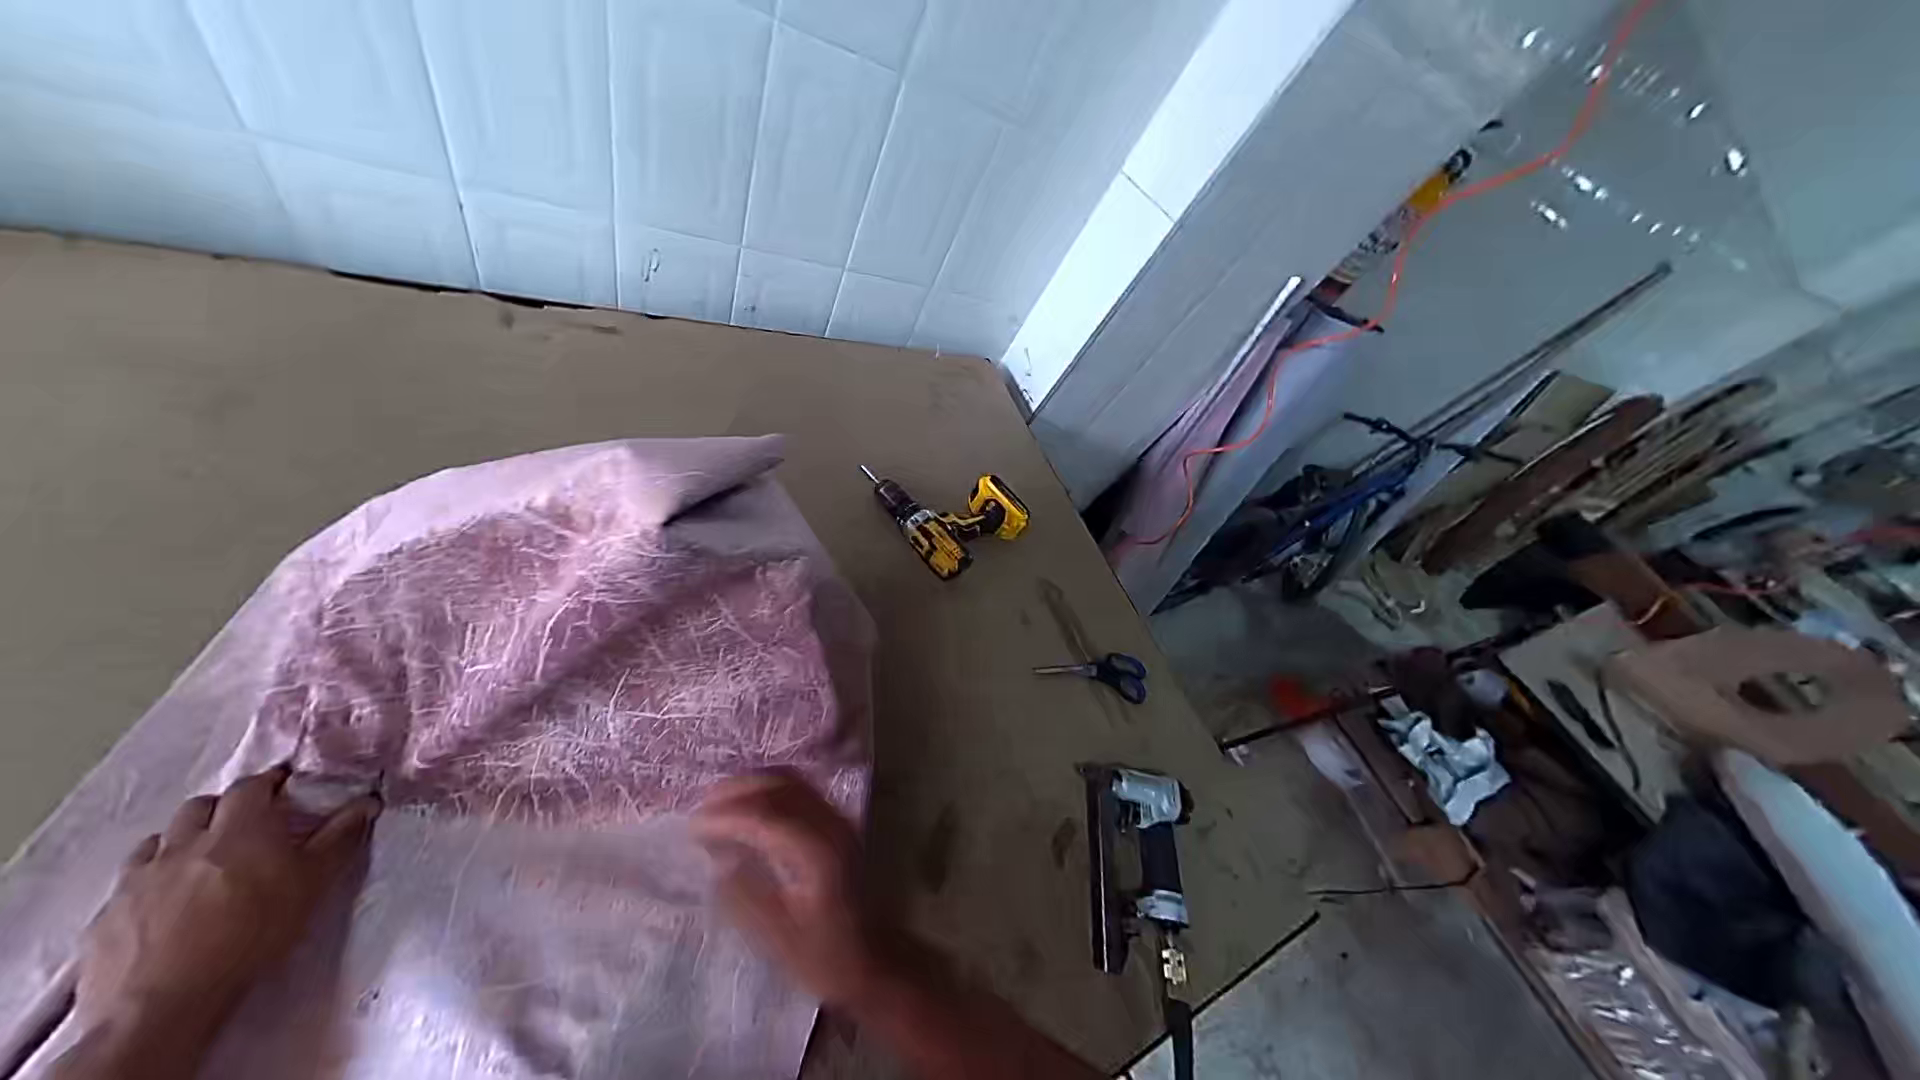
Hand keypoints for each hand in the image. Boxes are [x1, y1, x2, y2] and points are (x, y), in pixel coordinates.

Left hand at [73, 765, 380, 1038]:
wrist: (164, 1002)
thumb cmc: (254, 931)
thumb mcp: (314, 881)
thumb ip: (340, 836)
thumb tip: (367, 801)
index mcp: (239, 829)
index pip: (251, 786)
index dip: (269, 781)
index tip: (286, 785)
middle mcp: (185, 843)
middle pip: (200, 806)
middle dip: (223, 806)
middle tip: (245, 822)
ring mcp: (139, 878)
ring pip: (159, 839)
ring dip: (183, 838)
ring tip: (202, 857)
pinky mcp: (108, 913)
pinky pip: (129, 880)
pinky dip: (151, 876)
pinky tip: (164, 897)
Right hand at [693, 772, 893, 1005]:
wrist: (871, 957)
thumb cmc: (823, 956)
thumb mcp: (776, 937)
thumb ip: (745, 894)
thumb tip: (719, 858)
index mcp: (816, 852)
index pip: (765, 816)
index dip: (726, 816)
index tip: (692, 826)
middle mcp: (831, 824)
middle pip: (780, 786)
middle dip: (737, 791)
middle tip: (701, 808)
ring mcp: (838, 819)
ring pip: (792, 782)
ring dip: (753, 785)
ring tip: (718, 803)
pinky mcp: (837, 821)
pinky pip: (801, 789)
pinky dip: (771, 789)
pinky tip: (749, 807)